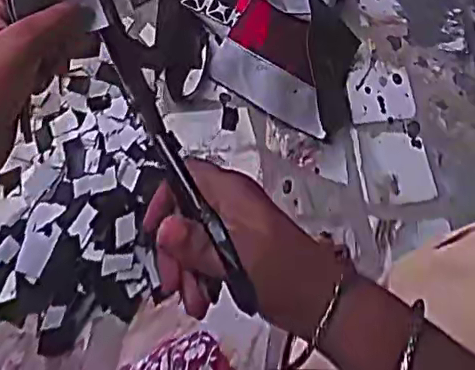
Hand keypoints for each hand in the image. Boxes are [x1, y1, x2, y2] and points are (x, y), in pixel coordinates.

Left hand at [0, 0, 90, 164]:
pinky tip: (38, 86)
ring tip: (46, 70)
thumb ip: (54, 19)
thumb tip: (78, 5)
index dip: (55, 3)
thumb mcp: (21, 45)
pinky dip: (44, 77)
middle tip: (60, 48)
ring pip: (43, 46)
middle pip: (41, 20)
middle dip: (56, 37)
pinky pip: (38, 69)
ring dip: (52, 59)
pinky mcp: (8, 85)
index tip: (73, 17)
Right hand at [145, 159, 344, 337]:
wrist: (320, 300)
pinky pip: (210, 250)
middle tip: (174, 277)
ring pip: (195, 233)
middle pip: (186, 208)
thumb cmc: (290, 273)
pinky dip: (202, 272)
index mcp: (232, 192)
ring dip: (188, 266)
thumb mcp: (236, 259)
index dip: (164, 196)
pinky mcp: (241, 244)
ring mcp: (237, 222)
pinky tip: (207, 294)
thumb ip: (198, 243)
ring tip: (194, 296)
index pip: (185, 173)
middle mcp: (233, 201)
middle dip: (175, 245)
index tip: (154, 227)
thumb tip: (166, 228)